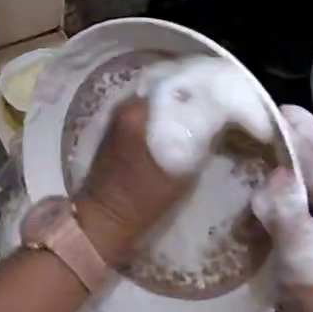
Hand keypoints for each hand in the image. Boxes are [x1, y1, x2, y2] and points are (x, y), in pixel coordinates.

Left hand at [73, 97, 193, 266]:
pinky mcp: (113, 141)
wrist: (102, 223)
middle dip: (180, 107)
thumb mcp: (178, 172)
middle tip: (203, 117)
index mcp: (134, 113)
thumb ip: (194, 143)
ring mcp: (115, 125)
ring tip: (190, 129)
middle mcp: (121, 111)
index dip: (192, 95)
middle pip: (160, 99)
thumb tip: (209, 123)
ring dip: (168, 119)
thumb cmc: (139, 199)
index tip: (210, 104)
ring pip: (150, 112)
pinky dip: (156, 130)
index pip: (171, 89)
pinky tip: (171, 142)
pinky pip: (141, 126)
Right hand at [251, 105, 312, 311]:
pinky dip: (290, 192)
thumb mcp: (299, 249)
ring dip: (288, 168)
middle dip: (290, 145)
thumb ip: (286, 206)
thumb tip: (275, 171)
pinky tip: (269, 196)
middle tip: (255, 130)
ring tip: (257, 155)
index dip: (294, 129)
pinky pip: (309, 203)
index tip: (270, 107)